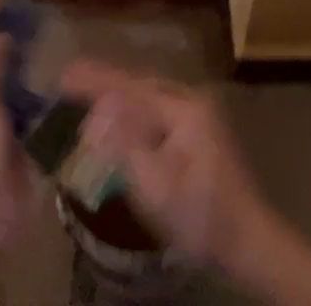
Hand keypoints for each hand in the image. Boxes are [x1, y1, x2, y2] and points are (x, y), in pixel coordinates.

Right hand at [59, 61, 272, 272]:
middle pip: (141, 84)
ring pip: (149, 95)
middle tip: (70, 78)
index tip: (64, 73)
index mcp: (184, 108)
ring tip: (86, 89)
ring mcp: (199, 115)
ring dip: (118, 92)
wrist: (245, 238)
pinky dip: (133, 107)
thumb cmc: (199, 215)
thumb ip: (125, 142)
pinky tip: (118, 114)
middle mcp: (193, 101)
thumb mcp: (156, 183)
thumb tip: (97, 109)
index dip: (96, 79)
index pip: (131, 87)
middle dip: (105, 81)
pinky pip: (157, 108)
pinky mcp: (199, 131)